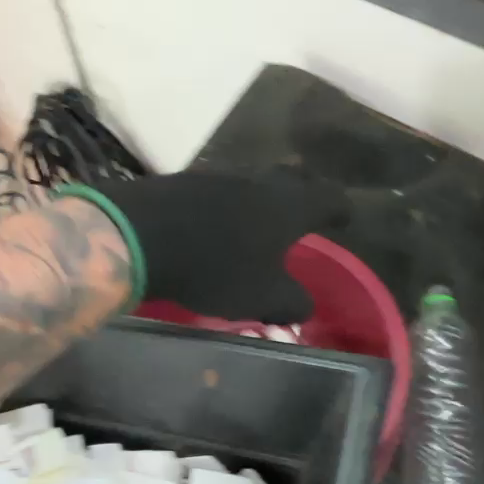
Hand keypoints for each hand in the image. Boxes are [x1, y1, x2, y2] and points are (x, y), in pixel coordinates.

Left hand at [65, 171, 344, 323]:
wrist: (139, 235)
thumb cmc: (215, 267)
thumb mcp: (263, 297)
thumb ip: (291, 302)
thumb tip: (305, 306)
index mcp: (288, 206)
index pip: (328, 199)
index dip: (339, 210)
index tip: (344, 219)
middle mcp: (258, 182)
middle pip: (291, 184)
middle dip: (301, 200)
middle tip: (303, 220)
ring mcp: (217, 178)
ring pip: (252, 188)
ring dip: (259, 206)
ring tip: (259, 229)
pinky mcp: (182, 184)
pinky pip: (217, 197)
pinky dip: (226, 212)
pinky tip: (216, 230)